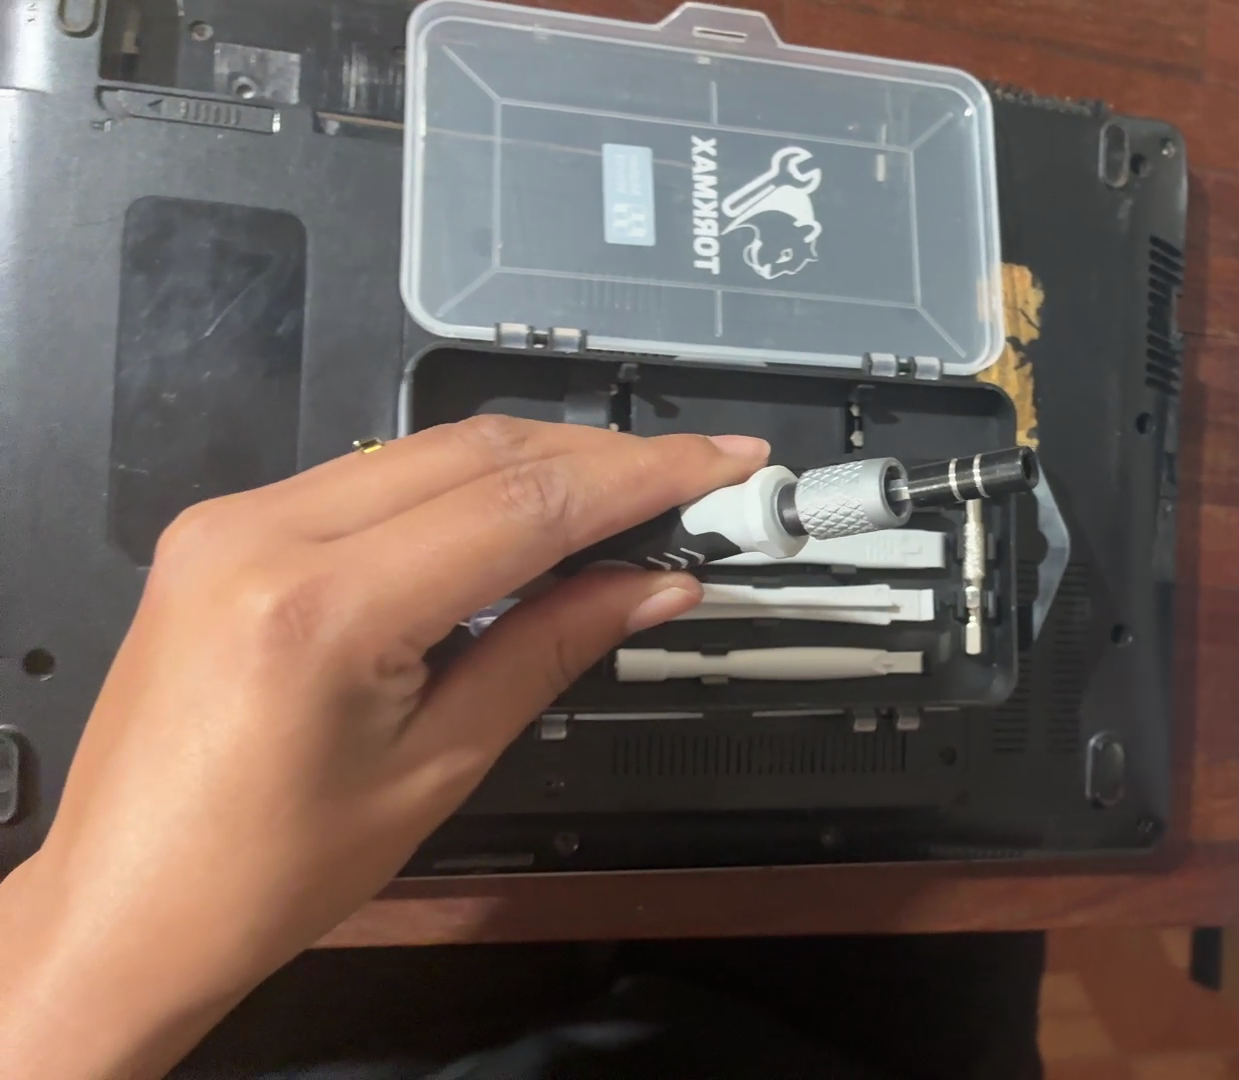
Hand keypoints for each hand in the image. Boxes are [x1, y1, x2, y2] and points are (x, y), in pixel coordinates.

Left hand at [0, 418, 768, 1078]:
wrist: (114, 908)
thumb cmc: (279, 867)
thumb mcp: (448, 758)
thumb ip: (557, 644)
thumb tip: (661, 586)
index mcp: (324, 608)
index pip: (529, 506)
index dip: (647, 476)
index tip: (724, 461)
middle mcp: (270, 531)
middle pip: (492, 452)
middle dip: (617, 455)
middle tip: (704, 468)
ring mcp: (246, 514)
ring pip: (450, 446)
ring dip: (565, 458)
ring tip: (649, 483)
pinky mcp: (246, 522)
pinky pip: (404, 470)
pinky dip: (500, 476)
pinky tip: (555, 501)